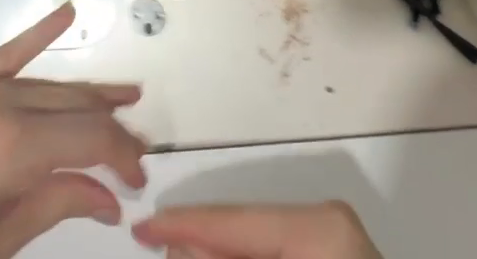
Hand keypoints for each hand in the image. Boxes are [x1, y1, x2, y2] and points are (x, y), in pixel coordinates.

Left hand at [0, 4, 145, 258]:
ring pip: (45, 84)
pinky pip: (0, 55)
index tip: (140, 183)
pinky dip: (35, 35)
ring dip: (86, 94)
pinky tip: (67, 14)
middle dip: (111, 129)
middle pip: (73, 107)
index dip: (123, 158)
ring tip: (127, 97)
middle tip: (139, 153)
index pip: (91, 140)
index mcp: (12, 145)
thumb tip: (109, 198)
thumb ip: (54, 205)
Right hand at [132, 202, 382, 258]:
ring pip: (257, 246)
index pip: (233, 220)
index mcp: (317, 228)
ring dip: (222, 257)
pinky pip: (277, 256)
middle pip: (243, 231)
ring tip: (181, 256)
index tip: (141, 228)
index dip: (183, 225)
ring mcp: (335, 241)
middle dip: (200, 246)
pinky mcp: (334, 257)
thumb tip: (178, 247)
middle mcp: (326, 224)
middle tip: (157, 246)